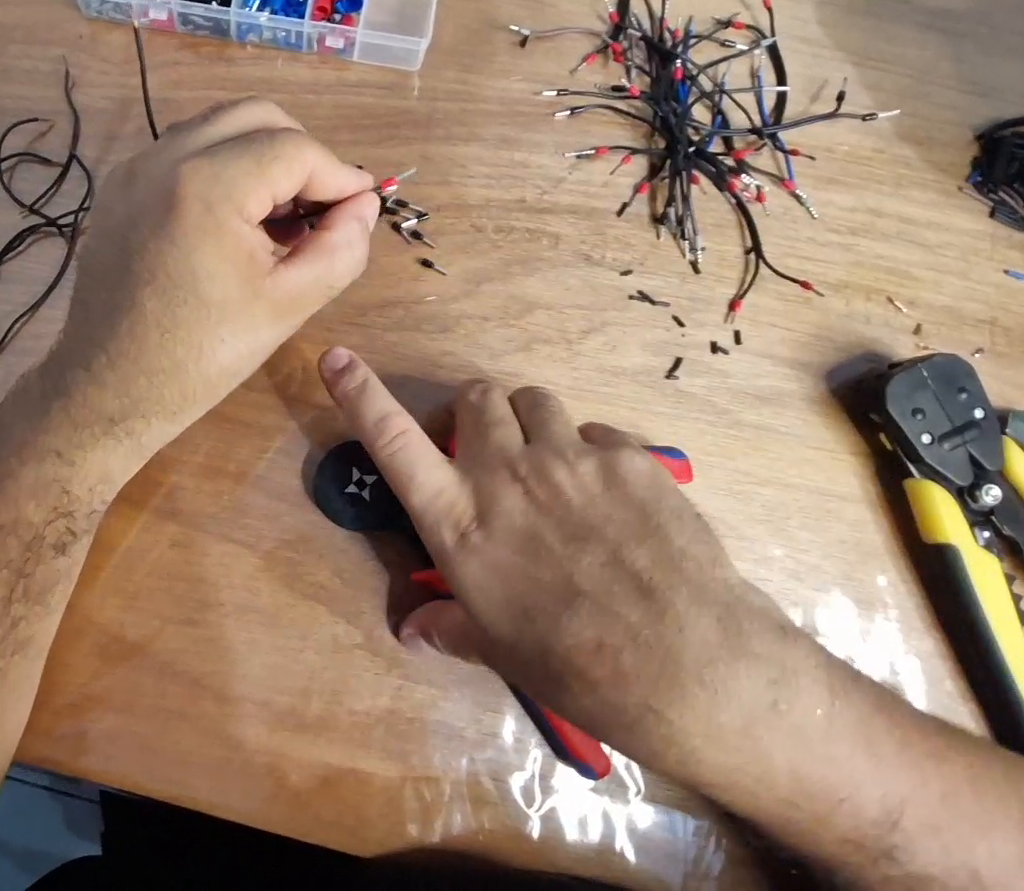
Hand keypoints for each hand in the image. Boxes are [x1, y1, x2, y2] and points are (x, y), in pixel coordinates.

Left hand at [48, 99, 379, 455]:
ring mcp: (133, 168)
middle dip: (301, 153)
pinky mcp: (119, 187)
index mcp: (205, 186)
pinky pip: (184, 151)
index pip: (295, 149)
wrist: (109, 388)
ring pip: (218, 127)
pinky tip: (235, 221)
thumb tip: (363, 204)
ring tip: (280, 217)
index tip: (359, 208)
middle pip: (256, 116)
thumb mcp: (288, 306)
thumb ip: (340, 247)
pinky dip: (223, 167)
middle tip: (320, 207)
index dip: (338, 175)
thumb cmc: (200, 357)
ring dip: (261, 156)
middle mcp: (163, 158)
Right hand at [318, 346, 803, 773]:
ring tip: (552, 468)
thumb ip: (449, 624)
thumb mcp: (497, 648)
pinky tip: (611, 498)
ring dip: (531, 425)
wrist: (686, 664)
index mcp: (459, 520)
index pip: (394, 442)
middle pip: (475, 397)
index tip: (336, 357)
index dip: (361, 395)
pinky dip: (590, 453)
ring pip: (534, 401)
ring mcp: (569, 457)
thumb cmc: (572, 663)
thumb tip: (413, 631)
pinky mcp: (628, 456)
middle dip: (476, 415)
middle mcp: (505, 473)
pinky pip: (595, 432)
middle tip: (491, 452)